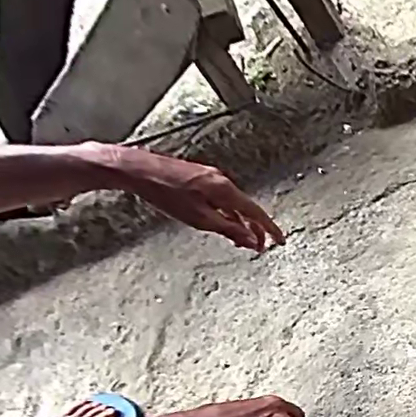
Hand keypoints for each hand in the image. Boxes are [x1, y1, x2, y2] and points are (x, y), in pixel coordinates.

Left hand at [95, 144, 285, 251]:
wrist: (135, 170)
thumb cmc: (165, 192)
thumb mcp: (201, 219)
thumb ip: (230, 230)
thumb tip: (251, 241)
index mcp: (225, 190)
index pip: (257, 213)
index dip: (270, 229)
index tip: (280, 241)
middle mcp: (221, 181)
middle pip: (247, 209)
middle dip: (255, 229)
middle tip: (260, 247)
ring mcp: (210, 178)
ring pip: (234, 205)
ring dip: (240, 223)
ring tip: (242, 240)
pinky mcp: (199, 178)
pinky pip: (222, 199)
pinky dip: (228, 214)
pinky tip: (224, 224)